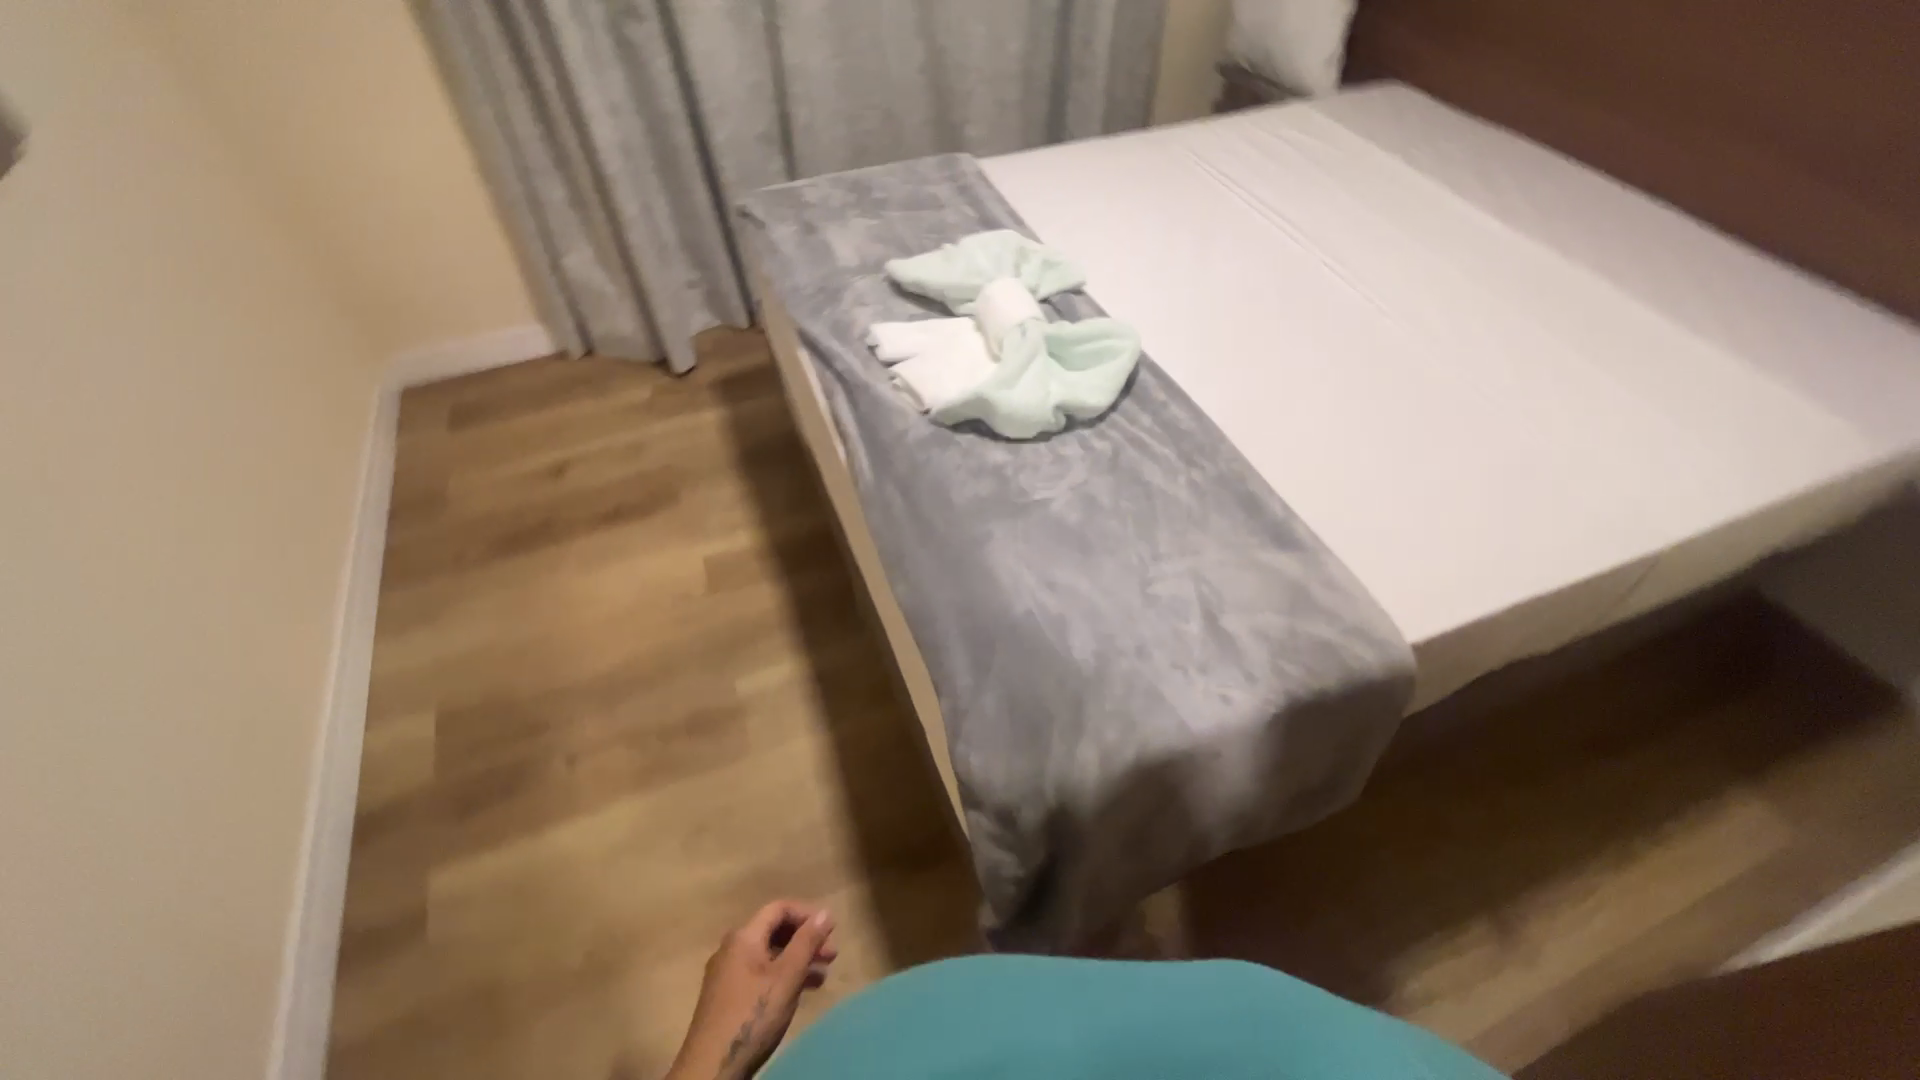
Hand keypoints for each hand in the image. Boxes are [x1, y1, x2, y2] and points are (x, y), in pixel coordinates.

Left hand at [666, 900, 838, 1079]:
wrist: (711, 1068)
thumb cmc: (753, 1015)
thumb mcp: (787, 977)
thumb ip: (806, 942)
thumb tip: (826, 912)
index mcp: (743, 937)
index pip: (779, 908)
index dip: (807, 914)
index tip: (831, 931)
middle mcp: (731, 949)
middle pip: (774, 931)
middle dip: (805, 939)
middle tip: (832, 956)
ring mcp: (726, 974)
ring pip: (768, 955)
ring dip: (797, 960)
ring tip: (822, 977)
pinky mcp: (726, 997)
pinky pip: (759, 974)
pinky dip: (782, 977)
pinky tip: (799, 992)